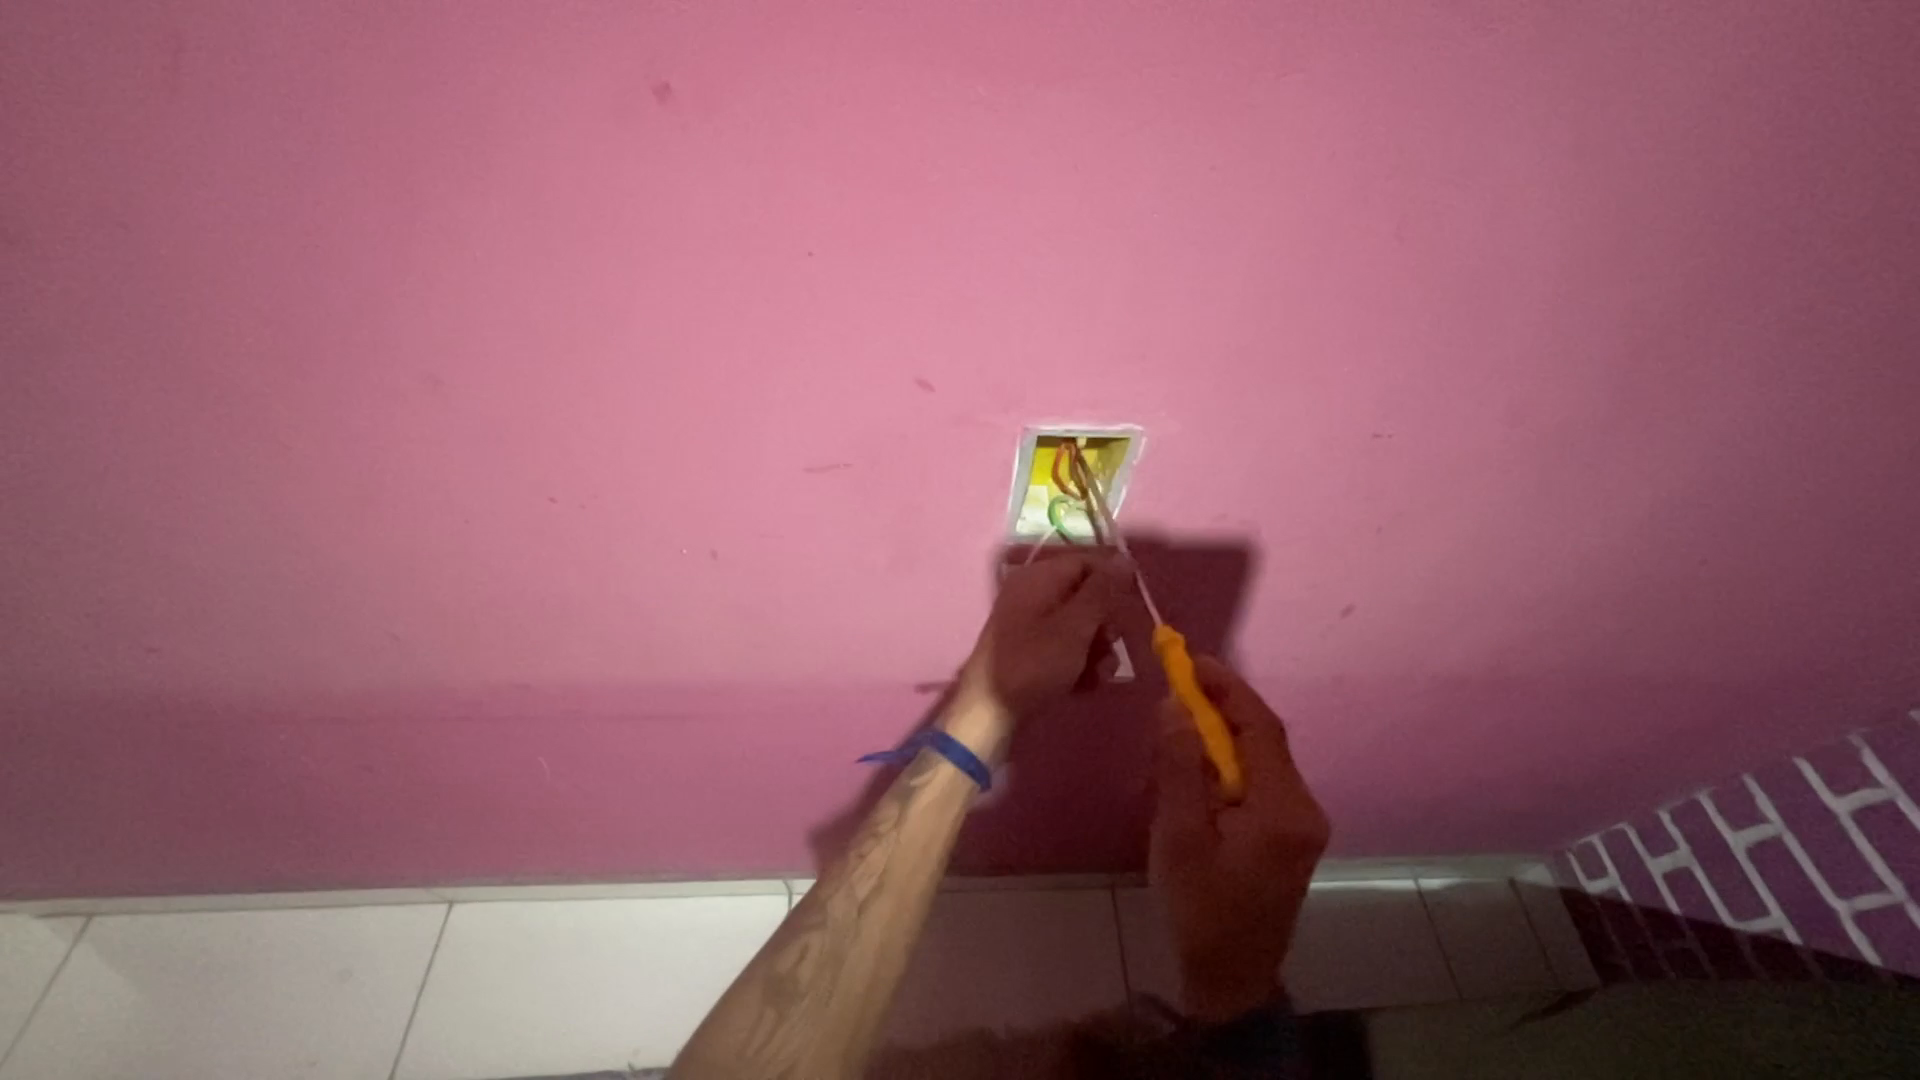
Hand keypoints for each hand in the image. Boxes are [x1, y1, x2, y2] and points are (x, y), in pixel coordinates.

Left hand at [957, 551, 1130, 718]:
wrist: (990, 711)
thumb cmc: (1034, 662)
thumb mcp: (1075, 626)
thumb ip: (1102, 591)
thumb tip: (1124, 558)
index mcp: (1038, 577)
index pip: (1086, 562)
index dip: (1112, 581)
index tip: (1130, 606)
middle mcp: (1033, 594)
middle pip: (1085, 597)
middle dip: (1104, 623)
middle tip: (1109, 645)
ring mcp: (1030, 624)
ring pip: (1079, 626)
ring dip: (1097, 649)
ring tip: (1099, 673)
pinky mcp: (1031, 651)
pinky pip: (1065, 647)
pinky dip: (1079, 663)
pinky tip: (1087, 684)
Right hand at [1150, 656, 1328, 1022]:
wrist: (1230, 977)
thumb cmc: (1200, 907)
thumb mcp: (1180, 835)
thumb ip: (1179, 767)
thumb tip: (1175, 705)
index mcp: (1284, 808)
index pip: (1260, 727)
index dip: (1226, 687)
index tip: (1190, 658)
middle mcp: (1304, 808)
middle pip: (1264, 738)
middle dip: (1221, 705)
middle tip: (1177, 681)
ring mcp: (1301, 823)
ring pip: (1260, 757)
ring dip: (1221, 733)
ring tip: (1177, 720)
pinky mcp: (1289, 834)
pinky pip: (1259, 780)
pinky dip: (1227, 761)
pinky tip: (1195, 766)